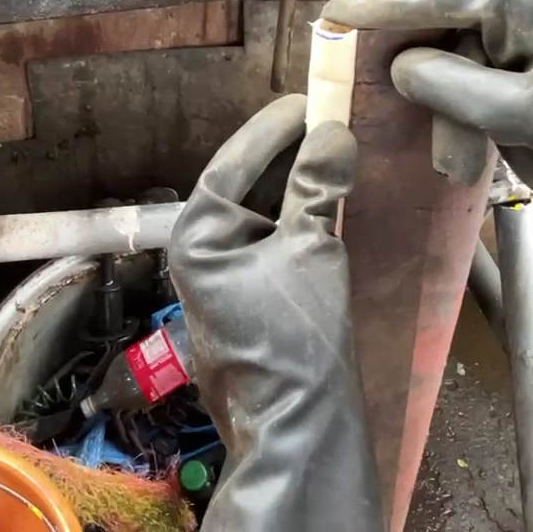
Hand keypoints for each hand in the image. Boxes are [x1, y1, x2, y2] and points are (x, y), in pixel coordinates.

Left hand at [169, 94, 381, 531]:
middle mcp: (201, 248)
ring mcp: (223, 271)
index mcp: (199, 234)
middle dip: (286, 151)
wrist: (300, 430)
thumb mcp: (311, 249)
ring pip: (259, 207)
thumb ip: (316, 187)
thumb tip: (332, 134)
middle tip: (326, 120)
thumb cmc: (296, 339)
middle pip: (245, 180)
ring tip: (331, 147)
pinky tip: (324, 192)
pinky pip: (269, 235)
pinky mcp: (247, 289)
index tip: (308, 102)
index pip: (234, 161)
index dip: (273, 128)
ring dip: (294, 179)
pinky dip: (296, 211)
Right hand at [324, 0, 532, 377]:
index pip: (426, 0)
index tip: (330, 14)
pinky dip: (516, 133)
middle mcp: (522, 6)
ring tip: (524, 170)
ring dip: (489, 132)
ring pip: (476, 83)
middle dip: (453, 110)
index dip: (375, 13)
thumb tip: (400, 69)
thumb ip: (450, 89)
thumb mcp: (522, 110)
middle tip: (458, 162)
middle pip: (449, 52)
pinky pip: (505, 97)